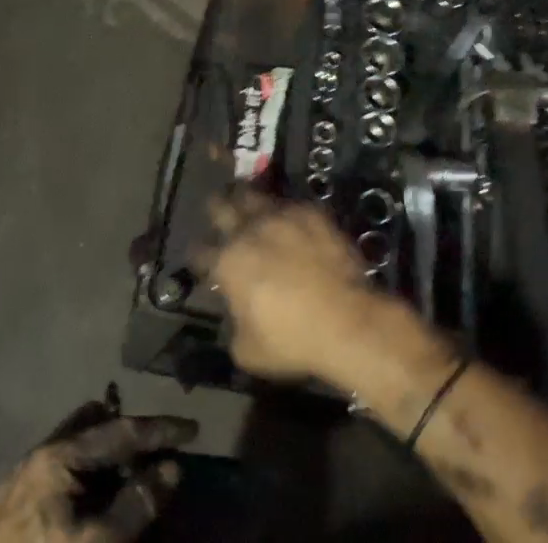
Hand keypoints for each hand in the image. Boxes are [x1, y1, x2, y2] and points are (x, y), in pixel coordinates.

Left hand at [0, 409, 196, 542]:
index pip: (118, 431)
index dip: (159, 429)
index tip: (192, 428)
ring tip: (137, 469)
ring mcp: (23, 477)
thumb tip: (172, 468)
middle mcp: (37, 455)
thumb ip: (138, 503)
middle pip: (92, 428)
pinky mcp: (17, 502)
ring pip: (75, 447)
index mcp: (56, 457)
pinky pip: (61, 469)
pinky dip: (88, 472)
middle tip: (162, 447)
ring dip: (108, 454)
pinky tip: (102, 492)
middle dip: (129, 434)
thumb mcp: (101, 542)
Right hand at [200, 193, 381, 382]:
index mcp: (227, 263)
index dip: (198, 257)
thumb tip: (238, 316)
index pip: (199, 252)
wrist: (349, 321)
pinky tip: (292, 220)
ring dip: (248, 201)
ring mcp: (281, 217)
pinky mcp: (312, 214)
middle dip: (216, 210)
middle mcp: (248, 232)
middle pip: (220, 206)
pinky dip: (287, 212)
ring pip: (254, 195)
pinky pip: (292, 205)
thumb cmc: (293, 340)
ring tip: (251, 206)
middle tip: (219, 214)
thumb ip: (234, 326)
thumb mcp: (248, 350)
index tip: (202, 262)